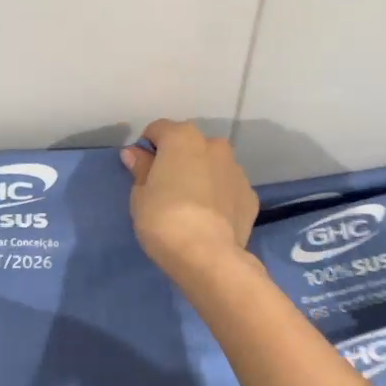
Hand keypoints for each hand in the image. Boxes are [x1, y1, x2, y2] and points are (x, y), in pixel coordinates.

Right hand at [121, 120, 259, 279]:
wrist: (207, 254)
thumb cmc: (164, 219)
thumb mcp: (140, 195)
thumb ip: (140, 169)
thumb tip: (135, 153)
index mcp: (183, 137)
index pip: (158, 130)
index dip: (148, 148)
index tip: (142, 170)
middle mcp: (214, 146)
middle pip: (190, 146)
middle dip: (179, 160)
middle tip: (167, 189)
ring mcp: (237, 170)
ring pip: (214, 166)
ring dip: (202, 176)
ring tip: (192, 206)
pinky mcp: (250, 196)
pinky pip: (229, 190)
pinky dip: (220, 197)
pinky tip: (211, 219)